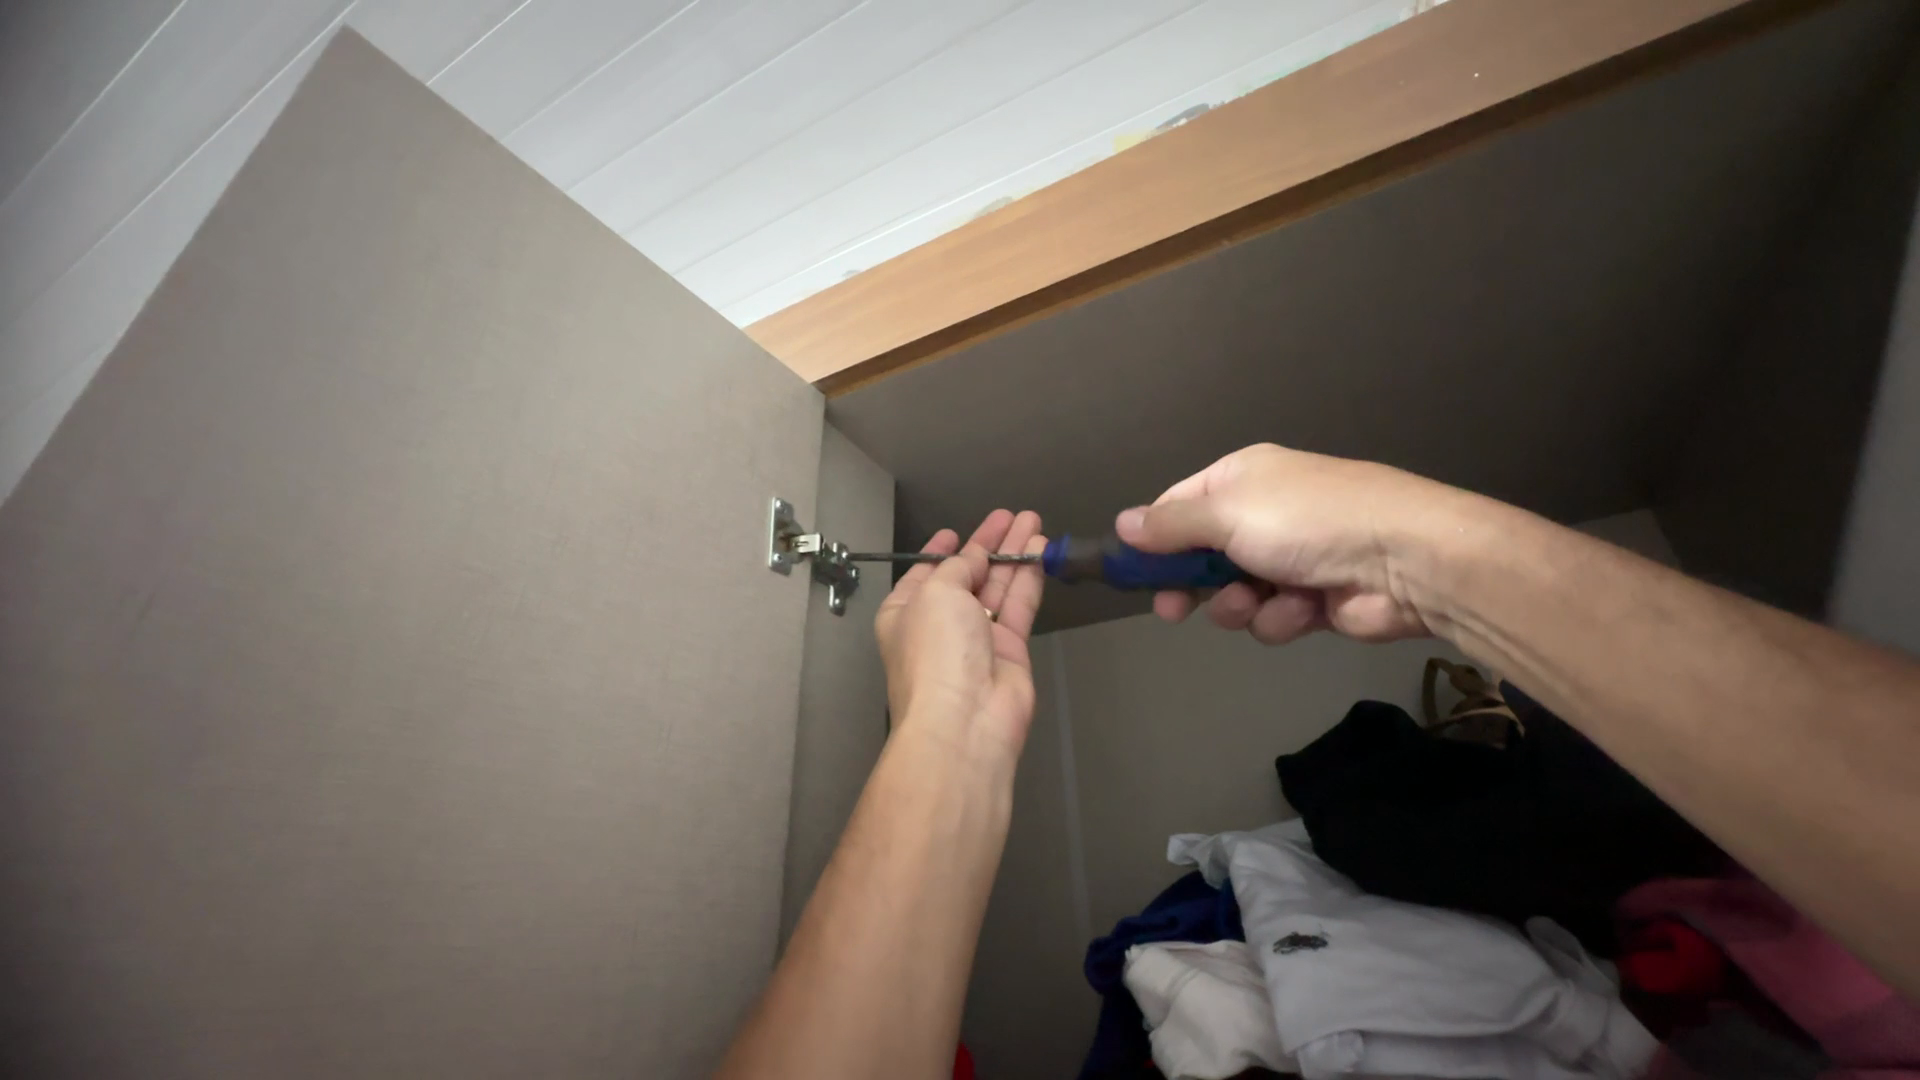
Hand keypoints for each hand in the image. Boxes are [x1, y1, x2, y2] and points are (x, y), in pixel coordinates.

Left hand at [873, 510, 1046, 764]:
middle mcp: (939, 624)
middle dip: (988, 545)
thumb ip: (957, 568)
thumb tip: (974, 557)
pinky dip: (1029, 577)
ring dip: (1013, 554)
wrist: (965, 721)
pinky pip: (1019, 605)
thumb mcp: (935, 593)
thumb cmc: (935, 651)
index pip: (924, 573)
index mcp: (905, 612)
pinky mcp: (1010, 650)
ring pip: (997, 587)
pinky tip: (1041, 550)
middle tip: (1012, 516)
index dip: (941, 550)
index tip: (955, 530)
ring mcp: (976, 638)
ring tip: (1032, 521)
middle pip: (967, 576)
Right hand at [1115, 444, 1466, 644]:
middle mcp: (1263, 512)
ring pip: (1233, 591)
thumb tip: (1122, 523)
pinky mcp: (1313, 598)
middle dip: (1190, 583)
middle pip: (1201, 554)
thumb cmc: (1306, 522)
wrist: (1406, 559)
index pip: (1177, 506)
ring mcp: (1290, 556)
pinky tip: (1302, 609)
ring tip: (1256, 602)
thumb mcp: (1225, 514)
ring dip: (1238, 603)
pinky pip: (1271, 615)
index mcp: (1241, 478)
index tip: (1133, 573)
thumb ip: (1169, 525)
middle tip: (1173, 608)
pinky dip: (1281, 616)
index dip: (1153, 539)